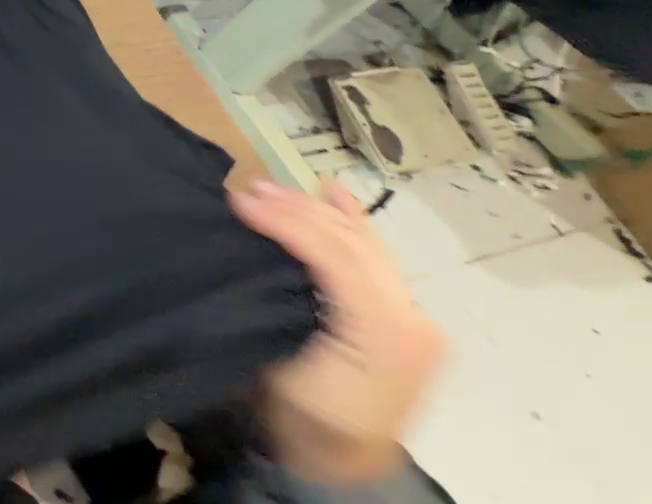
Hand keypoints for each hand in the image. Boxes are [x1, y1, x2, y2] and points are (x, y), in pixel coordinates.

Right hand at [229, 179, 447, 485]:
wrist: (340, 461)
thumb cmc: (303, 414)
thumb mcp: (282, 360)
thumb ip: (276, 302)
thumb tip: (248, 247)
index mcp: (384, 331)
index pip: (336, 257)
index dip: (287, 222)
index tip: (238, 201)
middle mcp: (410, 315)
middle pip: (353, 244)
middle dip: (299, 209)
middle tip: (247, 190)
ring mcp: (414, 315)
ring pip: (367, 244)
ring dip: (318, 210)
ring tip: (272, 189)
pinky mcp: (406, 317)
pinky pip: (379, 259)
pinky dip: (355, 221)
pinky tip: (335, 193)